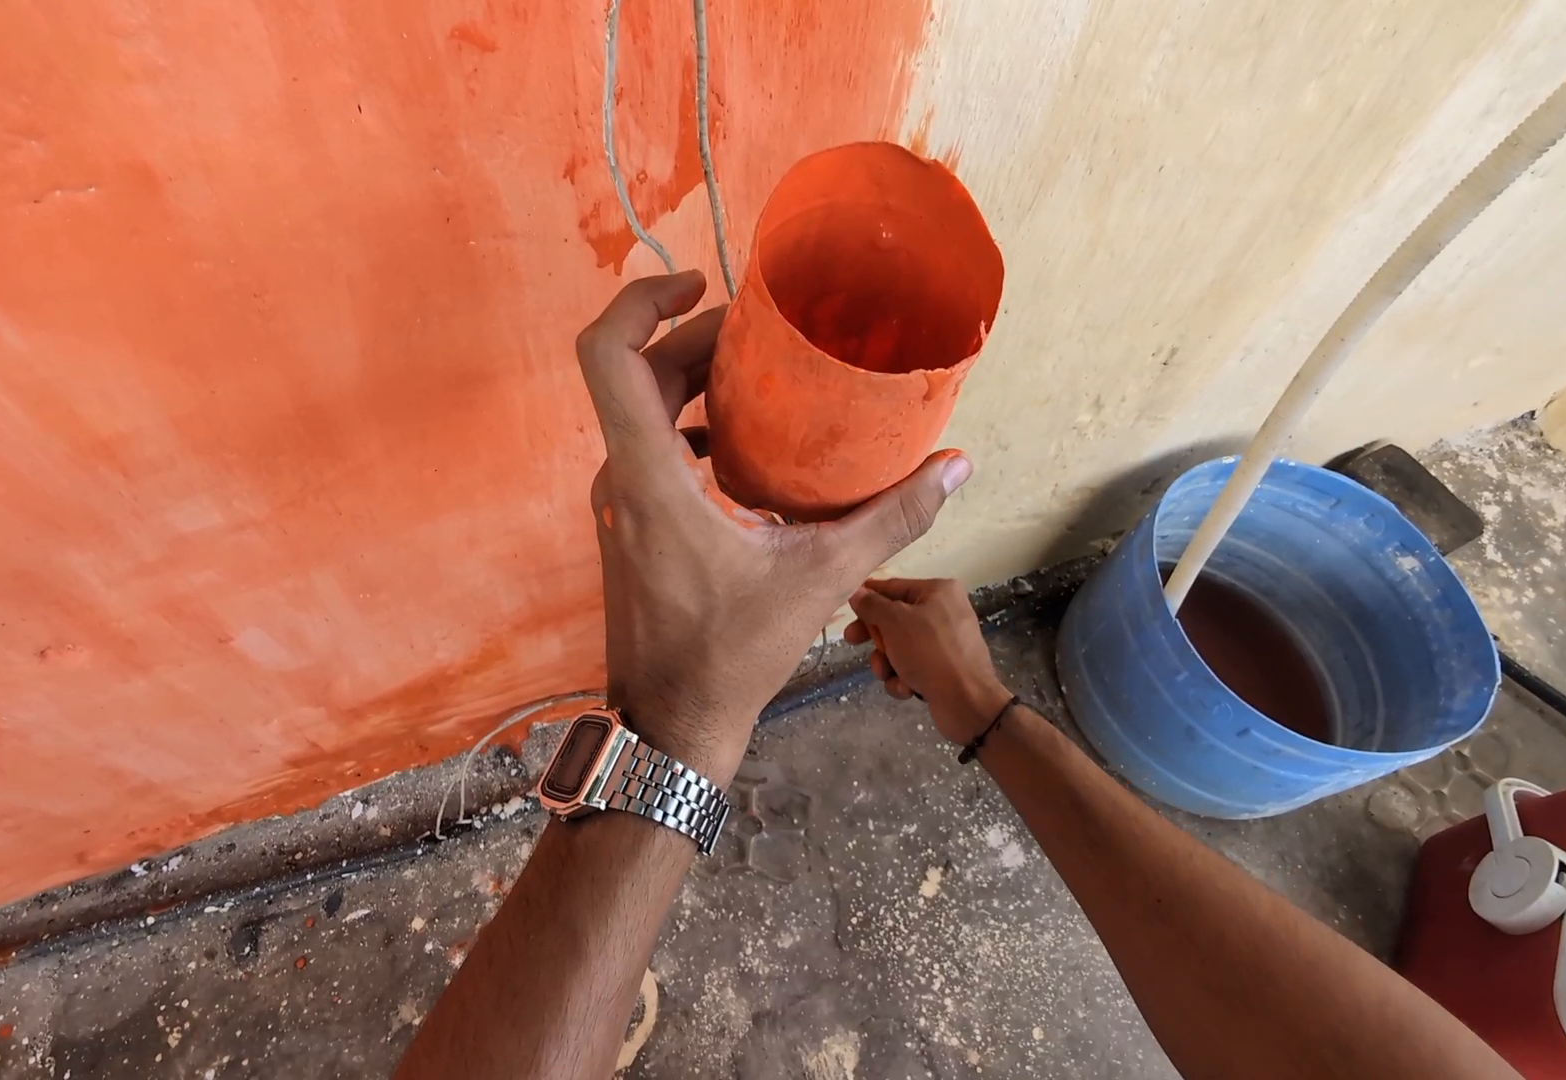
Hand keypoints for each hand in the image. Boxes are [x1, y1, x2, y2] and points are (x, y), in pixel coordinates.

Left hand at [576, 272, 972, 786]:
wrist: (673, 722)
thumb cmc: (734, 653)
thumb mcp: (821, 578)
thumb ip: (891, 517)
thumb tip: (957, 465)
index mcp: (649, 476)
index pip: (608, 356)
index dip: (641, 301)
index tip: (698, 283)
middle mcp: (620, 479)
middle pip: (637, 375)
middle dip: (694, 340)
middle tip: (762, 334)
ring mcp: (618, 504)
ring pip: (642, 414)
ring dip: (692, 384)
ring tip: (759, 379)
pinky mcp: (630, 525)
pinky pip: (650, 451)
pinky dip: (689, 429)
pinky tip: (742, 448)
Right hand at [844, 578, 1012, 744]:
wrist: (967, 701)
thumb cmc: (929, 652)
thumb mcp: (894, 622)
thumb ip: (871, 605)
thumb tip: (856, 592)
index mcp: (937, 591)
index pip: (892, 587)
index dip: (867, 597)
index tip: (846, 607)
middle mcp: (944, 611)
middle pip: (894, 618)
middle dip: (875, 636)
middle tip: (852, 641)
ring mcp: (945, 641)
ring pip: (900, 645)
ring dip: (887, 662)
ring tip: (887, 674)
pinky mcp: (945, 668)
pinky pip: (914, 665)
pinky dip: (904, 677)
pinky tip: (906, 688)